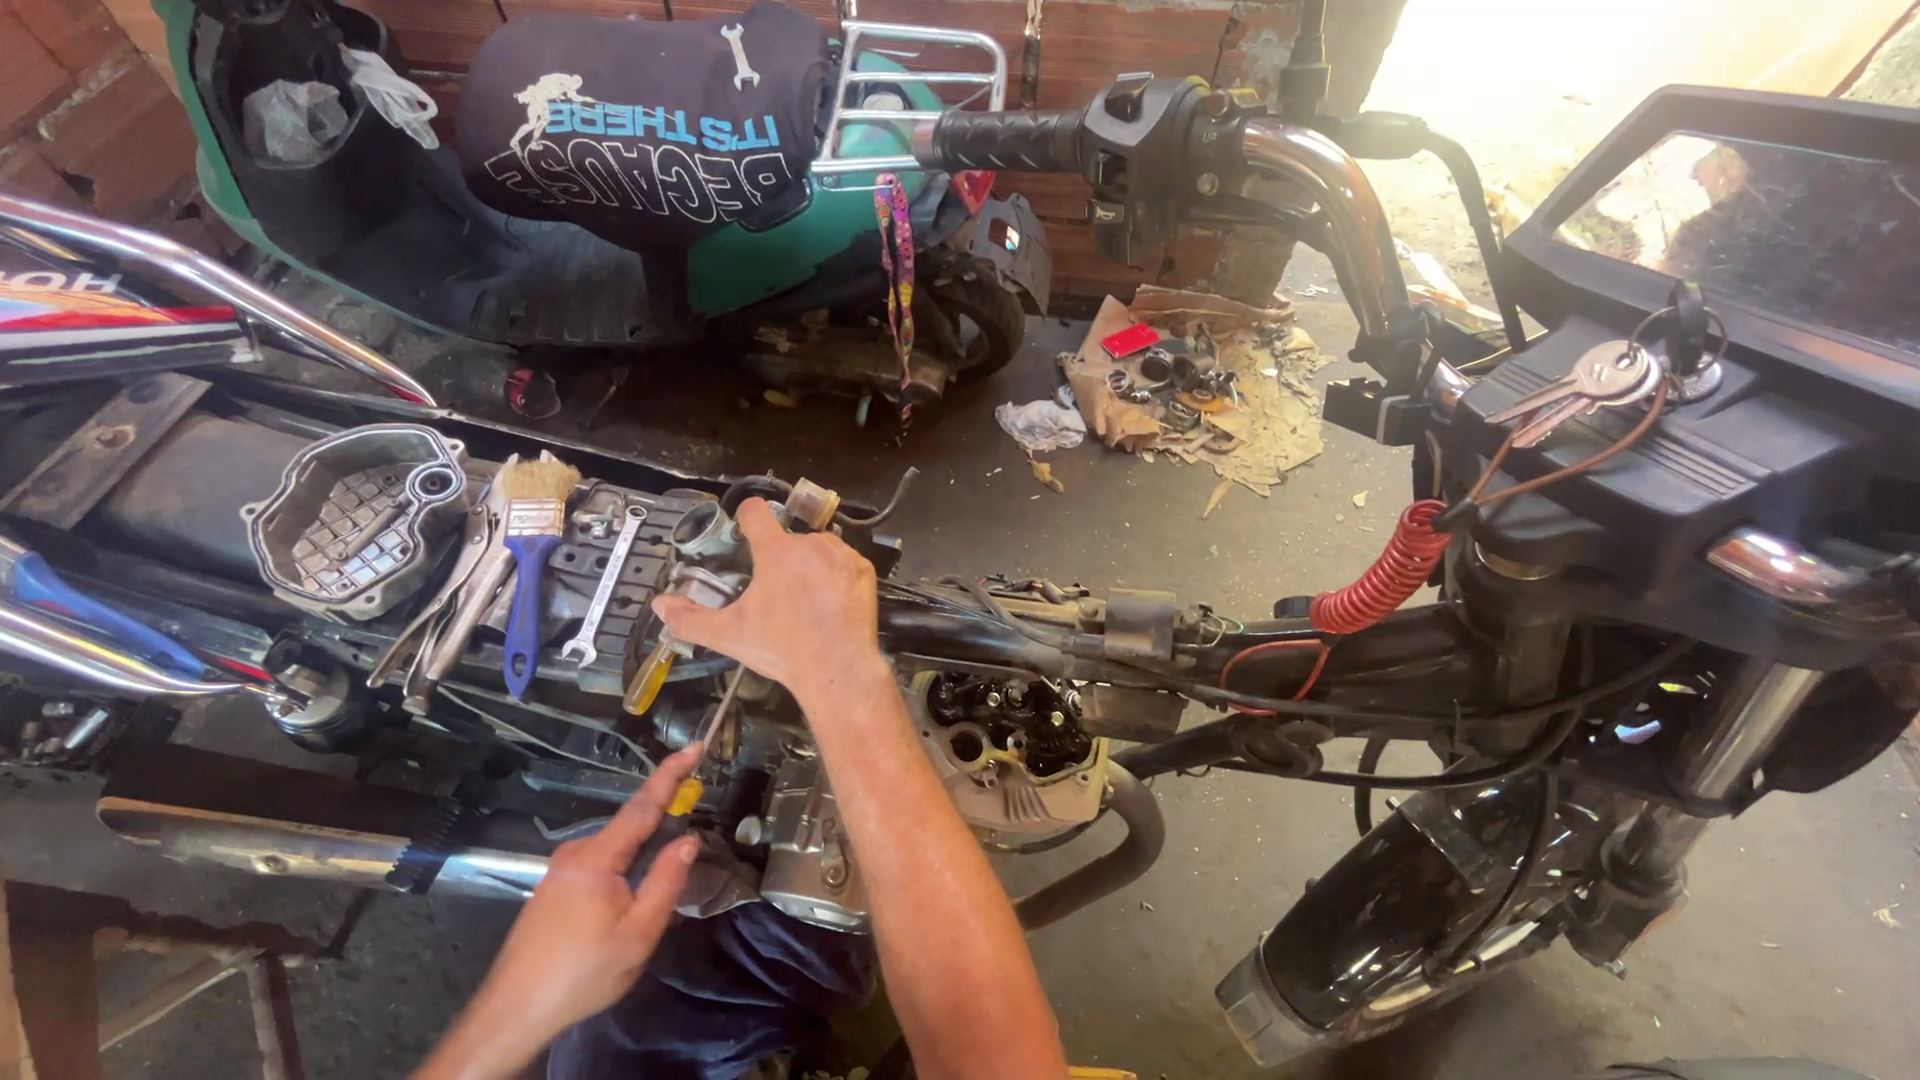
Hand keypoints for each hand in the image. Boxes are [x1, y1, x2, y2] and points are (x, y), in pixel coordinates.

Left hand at [416, 746, 702, 1077]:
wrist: (511, 1015)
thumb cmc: (580, 974)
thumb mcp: (638, 933)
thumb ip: (666, 881)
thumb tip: (689, 839)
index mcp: (597, 858)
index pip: (643, 805)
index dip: (672, 774)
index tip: (694, 746)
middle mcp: (575, 853)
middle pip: (629, 826)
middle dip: (661, 823)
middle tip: (689, 838)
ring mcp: (559, 870)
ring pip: (614, 849)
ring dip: (641, 854)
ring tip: (659, 887)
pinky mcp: (553, 889)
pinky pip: (599, 865)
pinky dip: (623, 869)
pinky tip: (628, 902)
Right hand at [652, 498, 887, 707]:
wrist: (837, 669)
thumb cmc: (783, 649)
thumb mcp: (730, 635)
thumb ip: (690, 618)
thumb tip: (660, 606)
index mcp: (776, 552)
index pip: (756, 512)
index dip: (746, 516)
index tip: (745, 528)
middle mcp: (811, 544)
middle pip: (789, 539)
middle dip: (782, 559)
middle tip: (779, 591)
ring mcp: (841, 555)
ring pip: (819, 548)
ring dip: (811, 565)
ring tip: (807, 599)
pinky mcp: (864, 570)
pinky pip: (845, 562)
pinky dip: (837, 575)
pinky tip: (831, 601)